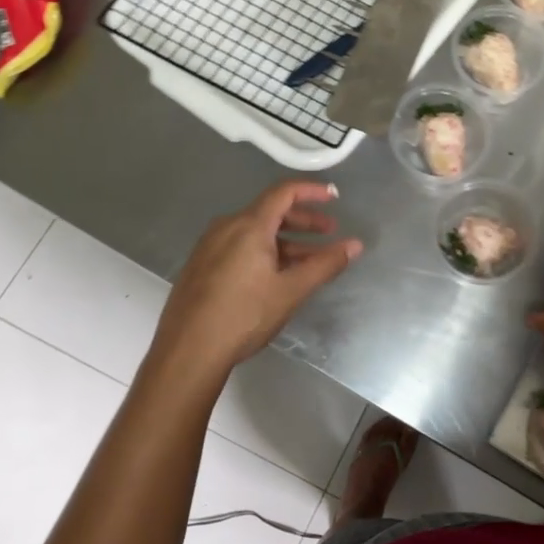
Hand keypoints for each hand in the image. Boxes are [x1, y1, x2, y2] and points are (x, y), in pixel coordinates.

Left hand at [151, 180, 362, 375]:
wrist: (187, 351)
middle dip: (303, 220)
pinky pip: (239, 247)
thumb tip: (355, 245)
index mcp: (249, 225)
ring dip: (286, 241)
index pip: (284, 192)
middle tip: (329, 233)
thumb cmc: (244, 316)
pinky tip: (276, 276)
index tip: (335, 198)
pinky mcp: (201, 266)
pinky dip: (264, 252)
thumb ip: (325, 264)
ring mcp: (209, 247)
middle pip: (270, 211)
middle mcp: (226, 227)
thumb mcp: (291, 291)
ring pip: (255, 233)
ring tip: (309, 260)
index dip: (312, 191)